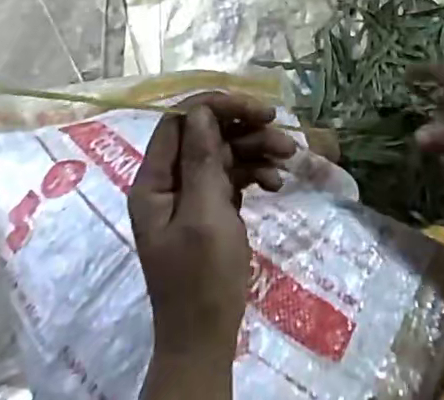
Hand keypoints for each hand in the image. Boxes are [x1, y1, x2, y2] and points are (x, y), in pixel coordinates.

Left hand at [130, 93, 295, 397]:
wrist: (206, 337)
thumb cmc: (202, 278)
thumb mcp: (205, 215)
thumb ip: (202, 161)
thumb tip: (201, 111)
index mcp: (154, 182)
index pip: (179, 121)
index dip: (215, 106)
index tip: (256, 109)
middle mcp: (169, 182)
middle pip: (205, 133)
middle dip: (243, 127)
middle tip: (279, 128)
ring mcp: (190, 195)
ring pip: (224, 152)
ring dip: (256, 149)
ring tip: (289, 157)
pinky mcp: (211, 208)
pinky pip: (233, 175)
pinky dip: (255, 172)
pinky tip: (275, 183)